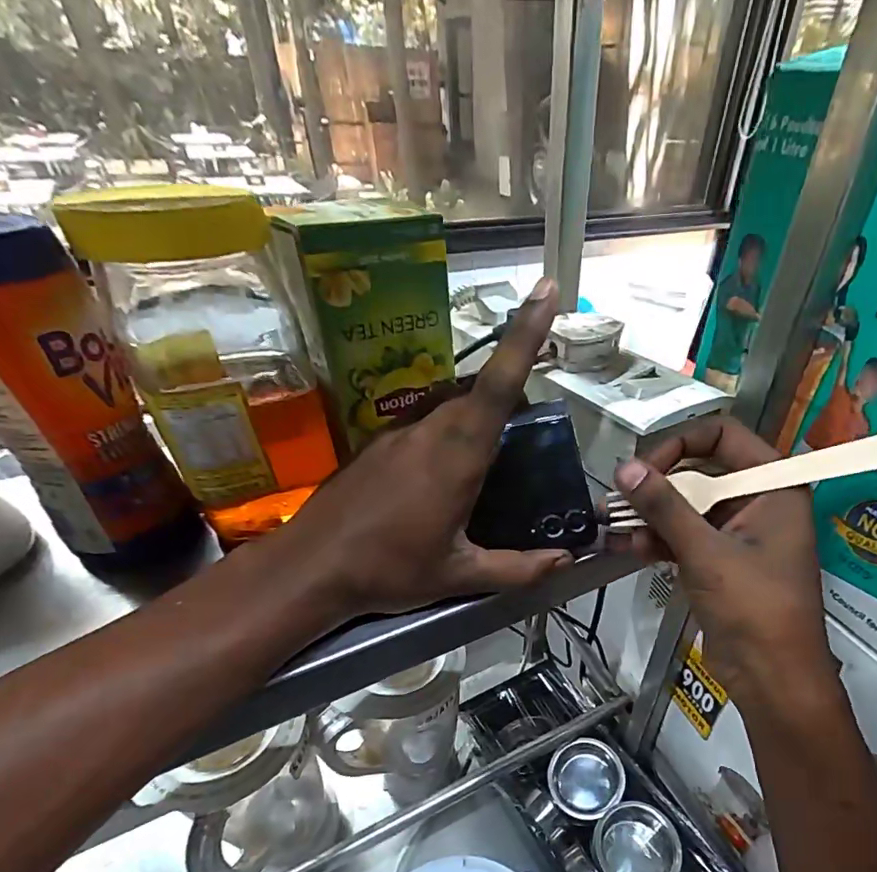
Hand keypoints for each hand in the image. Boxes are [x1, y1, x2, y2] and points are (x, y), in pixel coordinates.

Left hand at [264, 279, 570, 616]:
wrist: (312, 567)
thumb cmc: (388, 570)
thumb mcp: (457, 576)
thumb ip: (516, 568)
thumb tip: (565, 560)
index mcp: (456, 455)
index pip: (499, 383)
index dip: (525, 334)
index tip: (546, 289)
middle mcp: (425, 432)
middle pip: (475, 394)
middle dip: (506, 398)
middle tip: (523, 439)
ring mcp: (393, 435)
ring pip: (444, 408)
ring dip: (470, 418)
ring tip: (481, 464)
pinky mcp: (371, 447)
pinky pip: (417, 426)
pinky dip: (439, 436)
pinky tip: (432, 480)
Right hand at [612, 415, 832, 710]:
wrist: (771, 675)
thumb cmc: (754, 606)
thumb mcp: (705, 551)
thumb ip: (664, 506)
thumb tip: (624, 468)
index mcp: (773, 486)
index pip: (723, 436)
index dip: (679, 445)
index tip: (643, 469)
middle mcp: (756, 500)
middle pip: (698, 470)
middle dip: (655, 485)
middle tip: (616, 497)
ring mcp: (734, 531)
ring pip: (683, 505)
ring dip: (647, 514)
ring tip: (610, 524)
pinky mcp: (716, 558)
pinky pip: (680, 534)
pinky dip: (654, 538)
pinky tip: (625, 545)